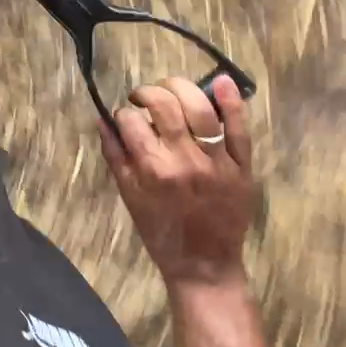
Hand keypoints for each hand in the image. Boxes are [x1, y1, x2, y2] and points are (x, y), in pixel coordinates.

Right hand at [98, 74, 256, 290]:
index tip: (125, 118)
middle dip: (147, 93)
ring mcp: (217, 162)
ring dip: (181, 89)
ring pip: (200, 108)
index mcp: (153, 169)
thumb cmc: (159, 230)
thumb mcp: (128, 195)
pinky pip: (240, 130)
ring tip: (171, 90)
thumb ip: (115, 154)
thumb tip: (102, 119)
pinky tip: (223, 81)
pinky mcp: (243, 168)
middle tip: (143, 99)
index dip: (124, 114)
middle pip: (165, 104)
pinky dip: (232, 103)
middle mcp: (185, 160)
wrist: (205, 265)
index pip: (131, 121)